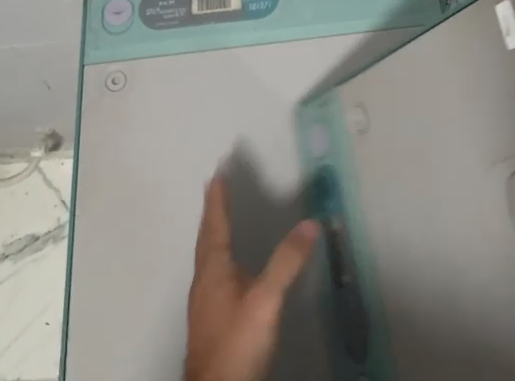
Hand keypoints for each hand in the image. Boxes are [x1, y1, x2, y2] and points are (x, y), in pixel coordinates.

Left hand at [184, 175, 320, 380]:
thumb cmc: (237, 341)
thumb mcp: (266, 300)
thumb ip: (287, 263)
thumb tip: (309, 224)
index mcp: (214, 269)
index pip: (216, 225)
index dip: (217, 200)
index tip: (215, 174)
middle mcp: (205, 280)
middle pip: (207, 238)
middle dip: (212, 212)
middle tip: (213, 188)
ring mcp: (205, 301)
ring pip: (208, 257)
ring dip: (213, 234)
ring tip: (219, 219)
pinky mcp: (210, 319)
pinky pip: (213, 273)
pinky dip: (219, 256)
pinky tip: (229, 269)